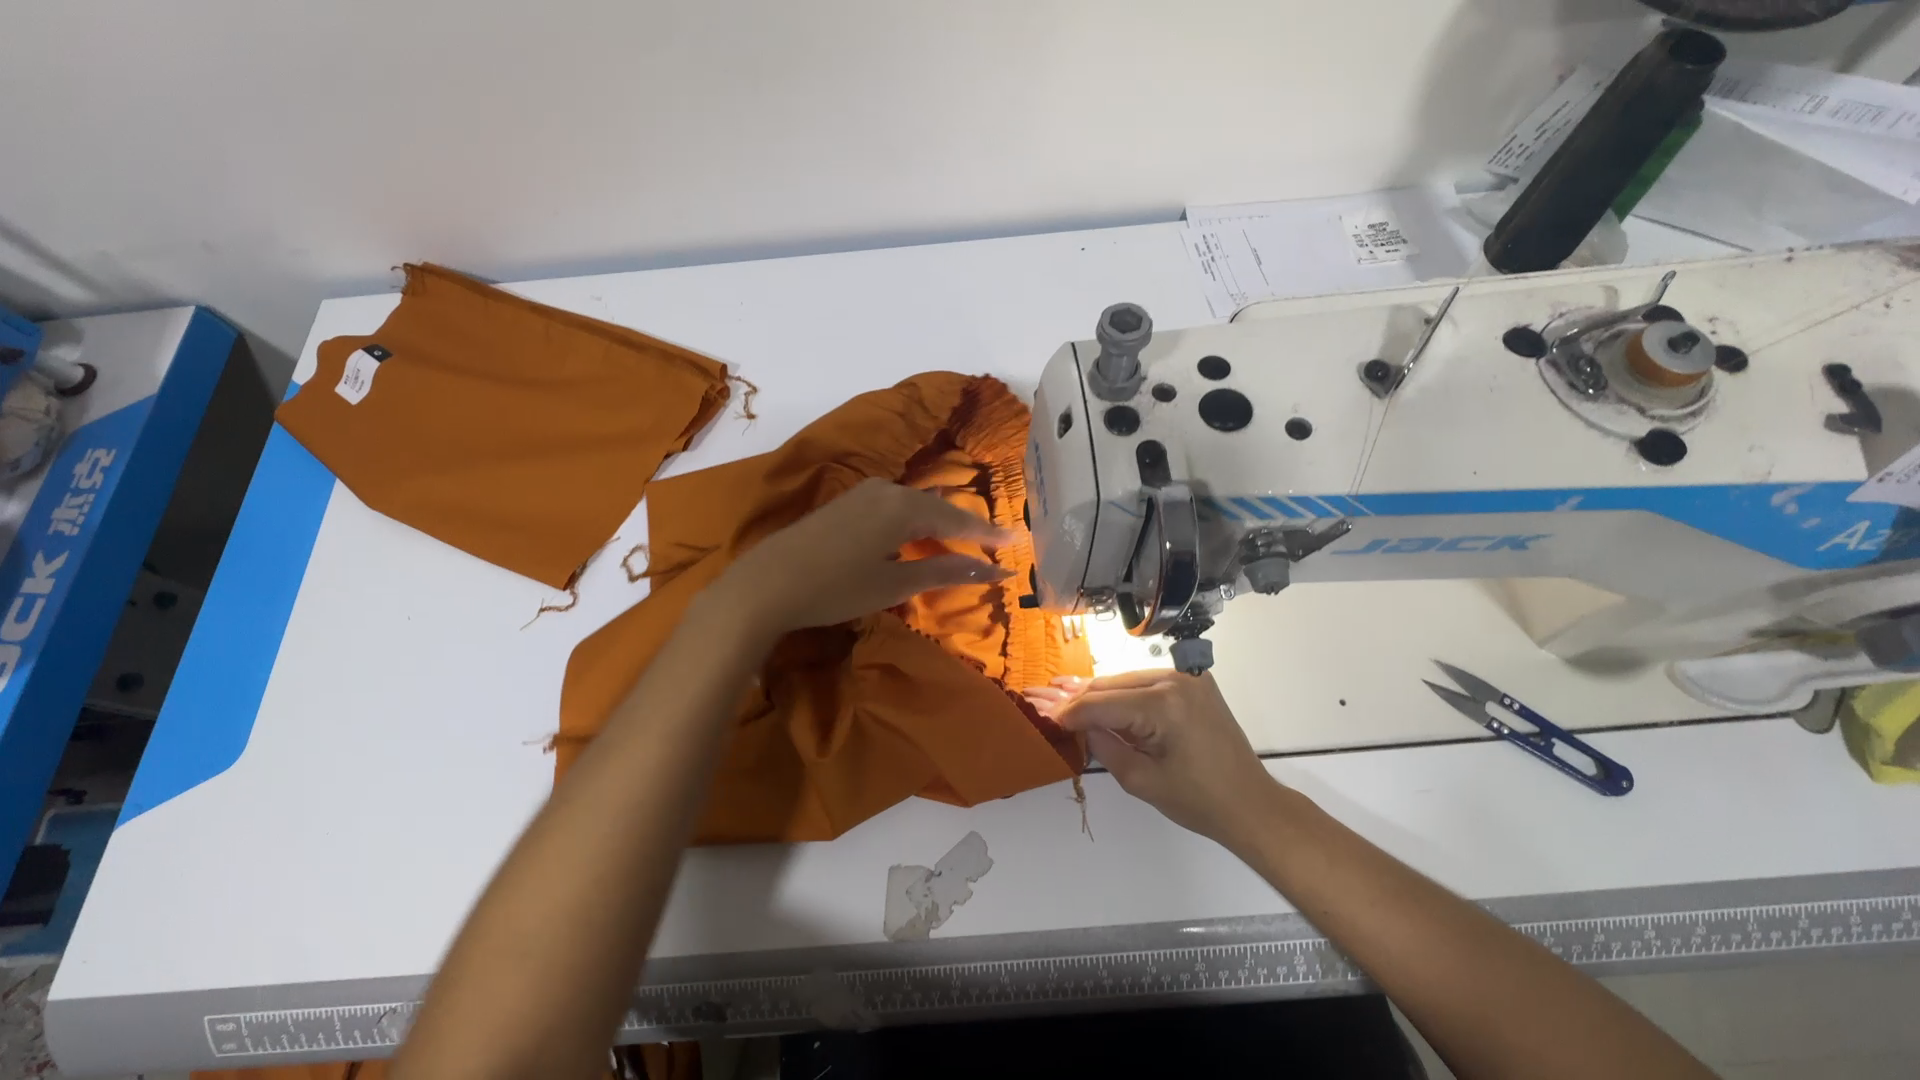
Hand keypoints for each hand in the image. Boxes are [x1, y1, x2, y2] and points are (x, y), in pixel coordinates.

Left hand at [712, 478, 1012, 633]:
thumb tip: (992, 569)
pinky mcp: (842, 506)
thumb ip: (944, 572)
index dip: (986, 534)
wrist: (765, 584)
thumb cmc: (835, 587)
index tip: (1014, 543)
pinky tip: (912, 537)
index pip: (956, 520)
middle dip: (962, 528)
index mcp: (904, 506)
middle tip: (989, 544)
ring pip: (911, 506)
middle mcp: (886, 490)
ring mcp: (861, 495)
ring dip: (935, 525)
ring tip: (957, 542)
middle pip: (934, 508)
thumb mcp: (894, 584)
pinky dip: (910, 524)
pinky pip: (891, 508)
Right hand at [1046, 670, 1279, 846]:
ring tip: (1068, 705)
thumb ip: (1104, 747)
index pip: (1100, 703)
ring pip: (1126, 680)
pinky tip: (1103, 703)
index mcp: (1163, 704)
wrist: (1250, 803)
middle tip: (1047, 707)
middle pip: (1111, 684)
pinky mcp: (1194, 682)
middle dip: (1079, 699)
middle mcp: (1175, 679)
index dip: (1068, 712)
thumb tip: (1078, 727)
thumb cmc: (1198, 801)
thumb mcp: (1140, 780)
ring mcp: (1187, 677)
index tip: (1042, 718)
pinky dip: (1124, 694)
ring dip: (1099, 695)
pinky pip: (1147, 683)